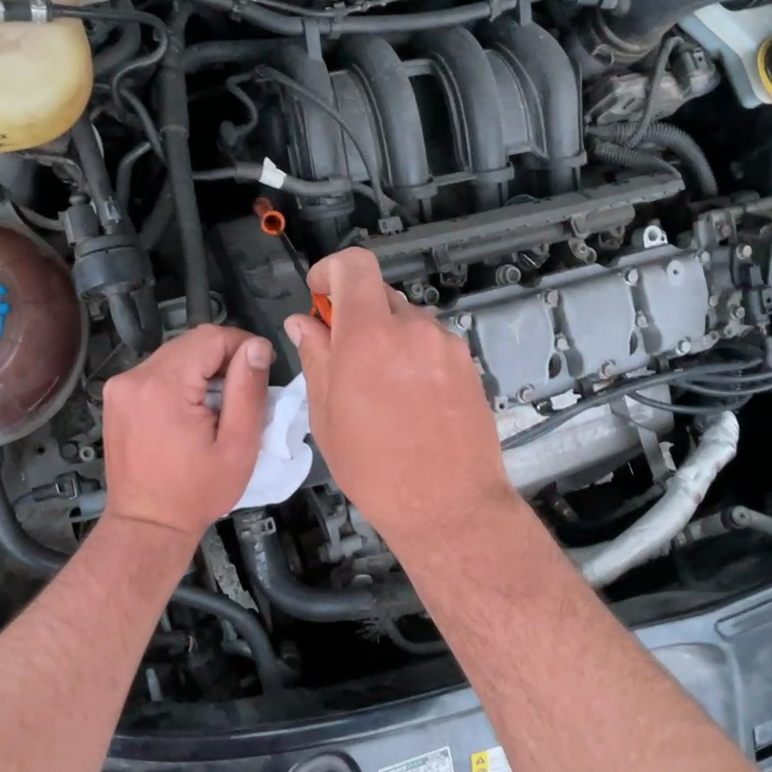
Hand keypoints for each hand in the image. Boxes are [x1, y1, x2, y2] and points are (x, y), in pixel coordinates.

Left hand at [100, 324, 271, 540]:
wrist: (148, 524)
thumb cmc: (197, 492)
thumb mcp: (238, 445)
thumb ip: (248, 390)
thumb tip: (257, 347)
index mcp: (164, 386)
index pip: (211, 337)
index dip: (243, 346)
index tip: (261, 370)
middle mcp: (135, 377)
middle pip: (191, 342)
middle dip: (223, 359)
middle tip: (242, 392)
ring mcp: (120, 386)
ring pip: (175, 354)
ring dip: (202, 370)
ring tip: (218, 405)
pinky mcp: (116, 397)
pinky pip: (157, 371)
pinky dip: (180, 381)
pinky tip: (192, 410)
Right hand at [284, 248, 517, 547]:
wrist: (448, 506)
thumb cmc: (378, 470)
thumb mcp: (327, 416)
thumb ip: (316, 357)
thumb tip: (304, 323)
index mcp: (369, 336)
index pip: (353, 266)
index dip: (330, 271)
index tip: (319, 293)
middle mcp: (412, 329)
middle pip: (379, 294)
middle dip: (355, 314)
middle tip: (341, 354)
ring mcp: (445, 345)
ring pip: (406, 320)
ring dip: (386, 338)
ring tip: (377, 389)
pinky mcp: (466, 364)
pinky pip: (430, 343)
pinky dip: (412, 356)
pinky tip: (407, 399)